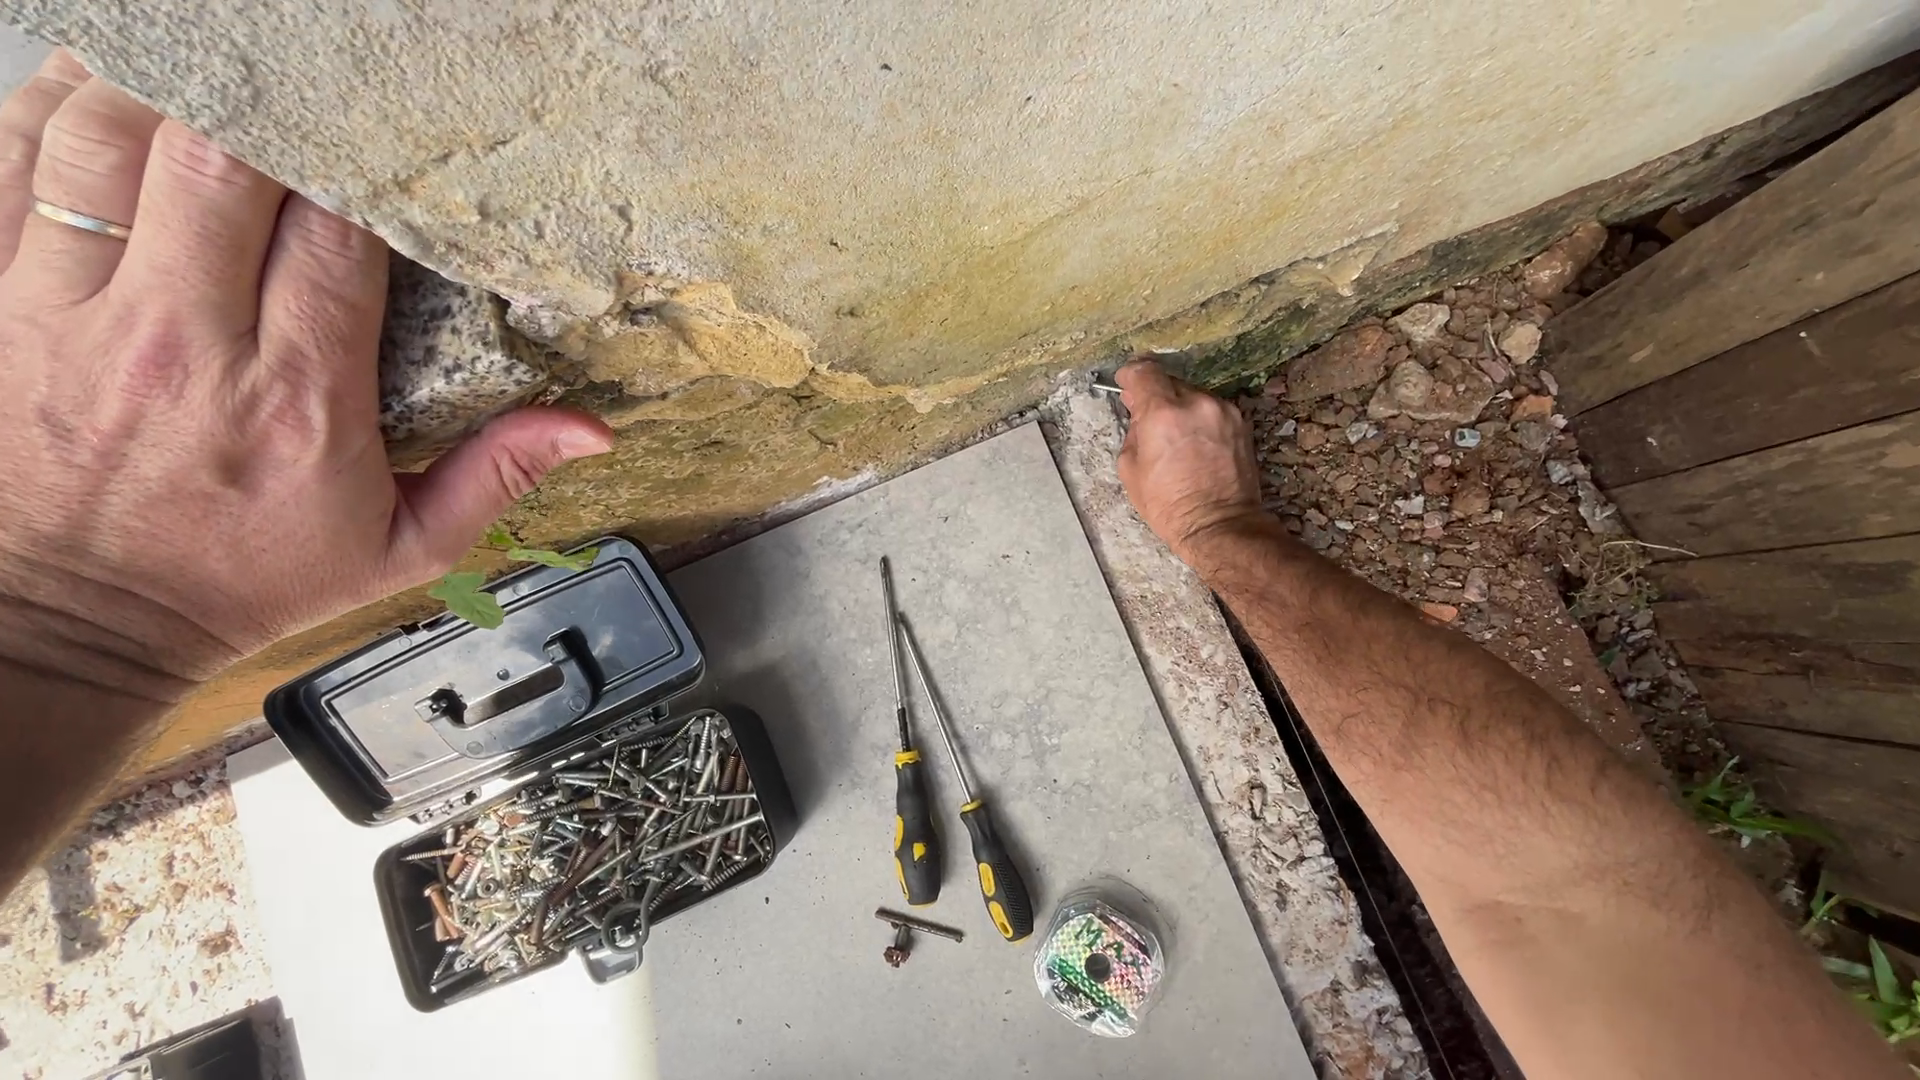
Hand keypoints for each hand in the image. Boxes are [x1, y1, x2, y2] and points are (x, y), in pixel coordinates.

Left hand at [0, 52, 614, 699]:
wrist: (70, 621)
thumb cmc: (254, 579)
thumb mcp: (409, 546)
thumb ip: (500, 476)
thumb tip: (592, 430)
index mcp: (302, 397)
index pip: (335, 239)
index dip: (364, 173)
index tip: (395, 145)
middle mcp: (185, 342)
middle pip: (221, 165)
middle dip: (271, 110)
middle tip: (311, 84)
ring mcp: (68, 314)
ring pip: (104, 140)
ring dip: (164, 89)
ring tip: (217, 69)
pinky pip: (4, 162)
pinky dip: (53, 108)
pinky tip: (109, 93)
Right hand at [1114, 359, 1265, 560]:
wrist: (1218, 525)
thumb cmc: (1167, 504)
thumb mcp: (1130, 469)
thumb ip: (1133, 430)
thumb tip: (1138, 411)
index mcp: (1163, 413)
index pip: (1144, 371)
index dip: (1130, 375)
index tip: (1125, 382)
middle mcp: (1196, 403)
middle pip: (1169, 382)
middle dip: (1155, 397)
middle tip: (1147, 419)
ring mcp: (1223, 410)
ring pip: (1192, 395)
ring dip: (1179, 408)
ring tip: (1174, 437)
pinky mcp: (1241, 422)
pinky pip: (1211, 409)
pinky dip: (1199, 418)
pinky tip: (1195, 443)